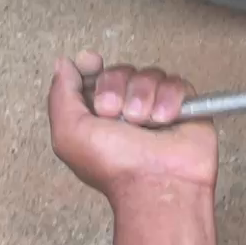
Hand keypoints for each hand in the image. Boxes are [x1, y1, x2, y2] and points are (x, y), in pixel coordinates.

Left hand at [48, 51, 218, 209]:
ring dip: (144, 96)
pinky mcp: (184, 106)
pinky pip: (176, 82)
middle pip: (121, 70)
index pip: (94, 75)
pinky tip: (166, 119)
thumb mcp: (70, 134)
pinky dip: (170, 99)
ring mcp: (156, 106)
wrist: (158, 181)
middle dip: (117, 88)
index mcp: (97, 116)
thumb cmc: (116, 167)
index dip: (91, 66)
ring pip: (149, 74)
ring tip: (144, 121)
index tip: (91, 63)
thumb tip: (64, 65)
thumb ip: (61, 96)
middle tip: (118, 114)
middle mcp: (127, 109)